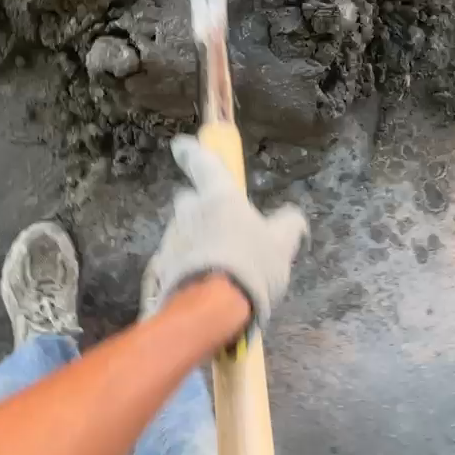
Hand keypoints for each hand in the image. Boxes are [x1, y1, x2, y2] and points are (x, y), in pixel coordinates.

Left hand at [151, 135, 308, 325]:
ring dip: (196, 241)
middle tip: (224, 230)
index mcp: (218, 196)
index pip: (202, 163)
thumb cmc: (250, 266)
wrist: (212, 309)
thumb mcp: (282, 246)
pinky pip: (176, 259)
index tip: (181, 144)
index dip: (192, 152)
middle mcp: (189, 211)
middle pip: (191, 201)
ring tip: (220, 267)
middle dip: (202, 210)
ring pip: (183, 231)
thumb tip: (293, 218)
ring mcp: (172, 238)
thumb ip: (288, 226)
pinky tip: (204, 284)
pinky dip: (188, 266)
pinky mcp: (161, 266)